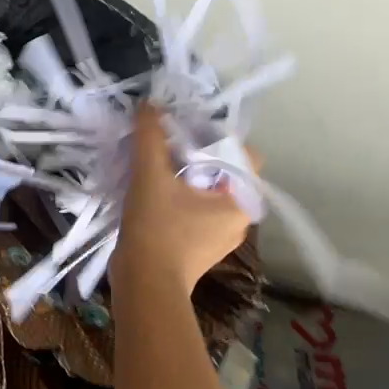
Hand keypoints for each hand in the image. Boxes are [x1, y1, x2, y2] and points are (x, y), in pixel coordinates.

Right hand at [114, 107, 259, 291]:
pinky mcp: (196, 244)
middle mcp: (237, 219)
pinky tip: (149, 190)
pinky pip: (193, 207)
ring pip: (206, 190)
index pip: (244, 156)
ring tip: (151, 163)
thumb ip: (150, 136)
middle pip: (222, 171)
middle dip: (194, 153)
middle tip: (162, 141)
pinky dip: (176, 194)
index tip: (184, 128)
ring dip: (182, 173)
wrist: (145, 283)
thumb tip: (150, 105)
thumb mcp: (150, 174)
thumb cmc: (158, 227)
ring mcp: (217, 235)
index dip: (216, 136)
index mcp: (239, 202)